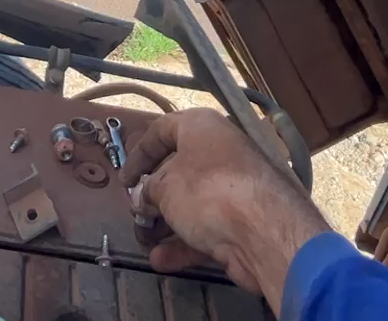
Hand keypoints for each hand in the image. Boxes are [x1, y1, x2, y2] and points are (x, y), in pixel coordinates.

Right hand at [120, 108, 328, 312]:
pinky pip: (206, 226)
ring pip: (191, 201)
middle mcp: (219, 150)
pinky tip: (162, 261)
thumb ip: (148, 190)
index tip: (124, 180)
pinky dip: (184, 242)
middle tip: (136, 214)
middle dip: (153, 196)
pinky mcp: (242, 220)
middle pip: (177, 169)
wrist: (263, 229)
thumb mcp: (164, 187)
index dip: (139, 155)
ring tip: (144, 240)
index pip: (162, 131)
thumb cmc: (206, 190)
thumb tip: (143, 196)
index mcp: (201, 126)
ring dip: (165, 223)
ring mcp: (233, 186)